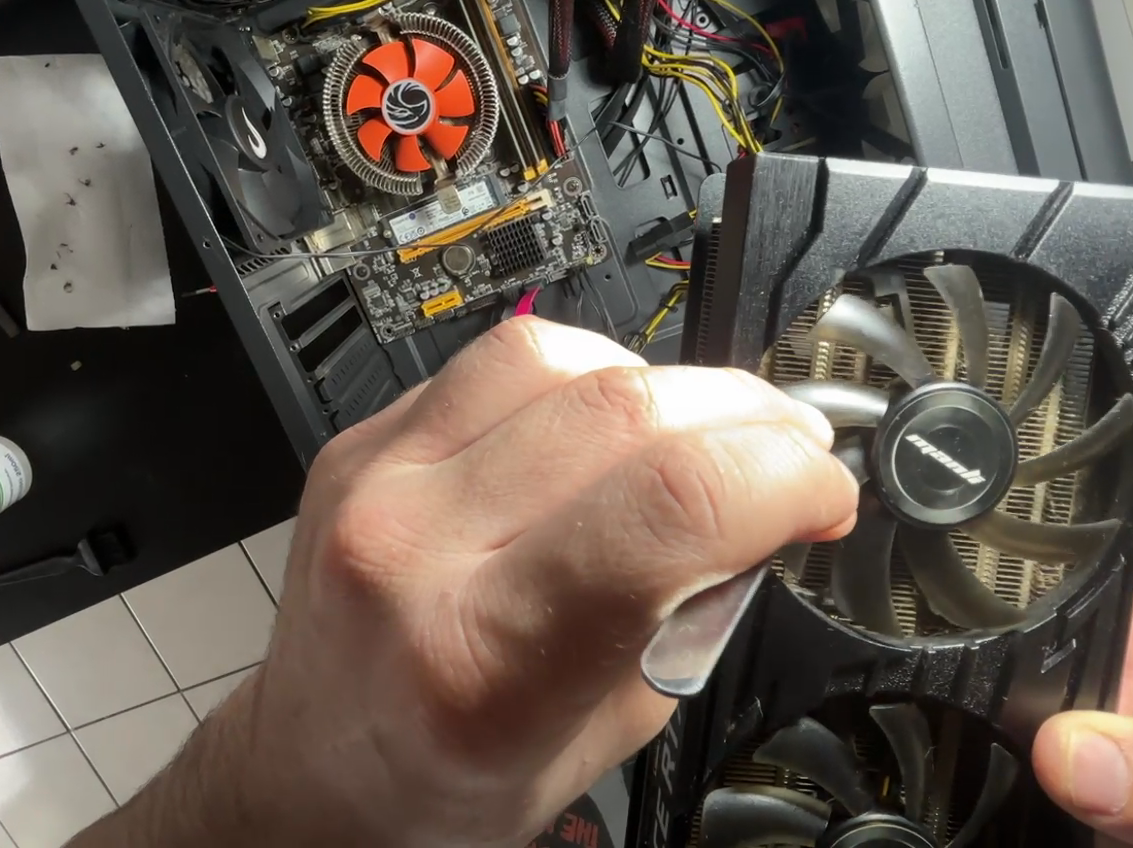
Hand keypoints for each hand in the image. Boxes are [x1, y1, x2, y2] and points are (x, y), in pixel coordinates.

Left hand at [72, 317, 858, 846]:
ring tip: (687, 426)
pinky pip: (493, 360)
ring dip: (656, 380)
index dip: (782, 475)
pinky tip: (596, 414)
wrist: (313, 762)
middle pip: (618, 412)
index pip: (670, 506)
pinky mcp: (361, 438)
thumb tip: (757, 497)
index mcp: (485, 660)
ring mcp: (376, 476)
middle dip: (740, 413)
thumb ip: (688, 604)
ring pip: (550, 356)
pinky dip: (576, 372)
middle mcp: (414, 546)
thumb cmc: (446, 776)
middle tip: (782, 445)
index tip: (819, 489)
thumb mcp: (601, 731)